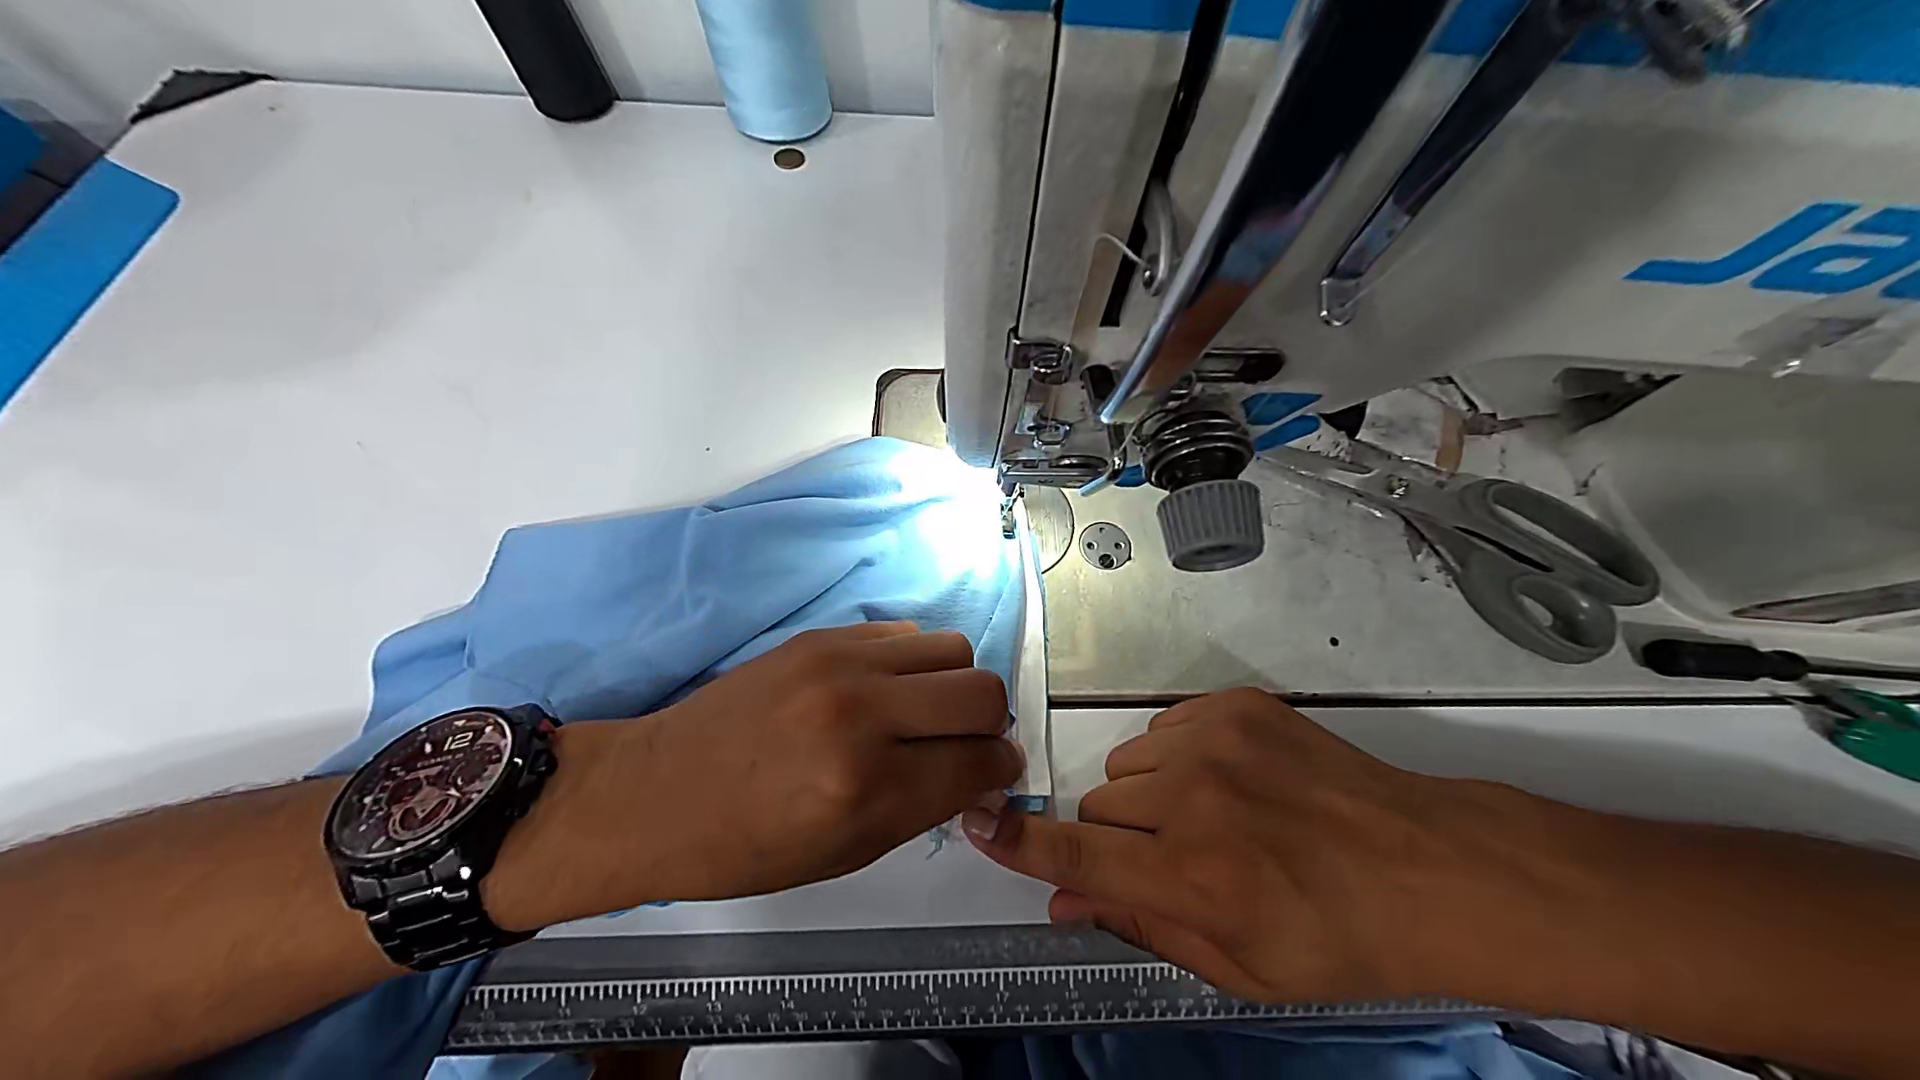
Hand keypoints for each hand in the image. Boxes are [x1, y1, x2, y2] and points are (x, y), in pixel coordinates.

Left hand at [488, 623, 1022, 928]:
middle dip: (989, 724)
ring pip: (951, 649)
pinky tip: (884, 689)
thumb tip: (982, 774)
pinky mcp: (820, 636)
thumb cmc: (746, 847)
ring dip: (954, 684)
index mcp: (868, 788)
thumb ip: (925, 807)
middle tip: (965, 742)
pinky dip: (911, 663)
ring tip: (925, 710)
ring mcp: (839, 664)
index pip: (980, 762)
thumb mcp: (847, 852)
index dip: (1000, 770)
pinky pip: (902, 634)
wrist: (656, 794)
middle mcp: (862, 715)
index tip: (995, 772)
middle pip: (982, 692)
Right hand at [963, 688, 1580, 1004]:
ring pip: (1128, 764)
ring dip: (1148, 794)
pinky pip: (1162, 730)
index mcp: (1195, 874)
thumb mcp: (1240, 966)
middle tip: (1172, 856)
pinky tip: (1227, 781)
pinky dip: (1176, 758)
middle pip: (1100, 804)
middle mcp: (1194, 797)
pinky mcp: (1235, 705)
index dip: (1022, 844)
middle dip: (1120, 835)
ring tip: (1208, 816)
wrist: (1430, 867)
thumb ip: (1141, 925)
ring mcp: (1215, 739)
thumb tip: (1063, 903)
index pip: (1079, 855)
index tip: (978, 823)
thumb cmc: (1339, 936)